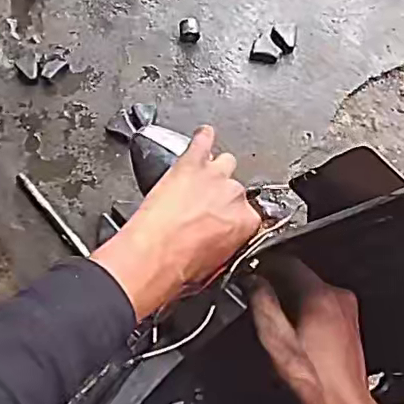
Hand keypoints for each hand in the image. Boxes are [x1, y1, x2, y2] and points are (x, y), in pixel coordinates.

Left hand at [91, 125, 261, 318]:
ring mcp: (214, 176)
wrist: (152, 258)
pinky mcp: (191, 163)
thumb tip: (219, 243)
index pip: (251, 214)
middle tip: (201, 210)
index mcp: (247, 223)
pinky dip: (202, 138)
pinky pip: (203, 140)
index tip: (222, 223)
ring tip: (198, 181)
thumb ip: (226, 244)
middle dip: (221, 197)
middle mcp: (236, 195)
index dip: (233, 218)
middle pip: (236, 188)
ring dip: (213, 171)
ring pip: (224, 162)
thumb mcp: (215, 267)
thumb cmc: (179, 267)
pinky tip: (202, 136)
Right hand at [248, 257, 372, 403]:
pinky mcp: (348, 320)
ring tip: (273, 312)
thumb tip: (253, 283)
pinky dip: (304, 306)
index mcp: (320, 296)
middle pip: (300, 274)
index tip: (251, 272)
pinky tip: (293, 327)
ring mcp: (346, 308)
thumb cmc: (314, 380)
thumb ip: (263, 306)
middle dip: (276, 280)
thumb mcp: (277, 341)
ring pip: (310, 287)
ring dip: (290, 294)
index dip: (265, 264)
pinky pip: (321, 301)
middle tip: (256, 293)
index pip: (288, 262)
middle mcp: (338, 297)